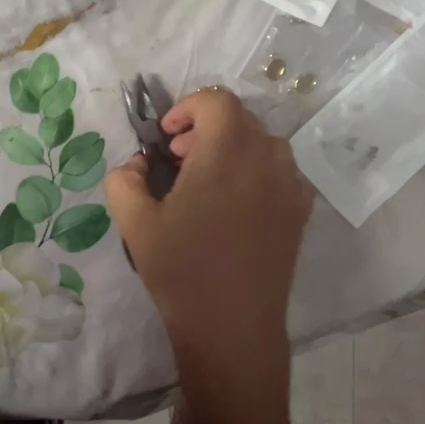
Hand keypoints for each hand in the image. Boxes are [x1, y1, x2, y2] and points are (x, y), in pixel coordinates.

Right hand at [104, 88, 312, 347]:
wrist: (232, 322)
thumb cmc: (180, 268)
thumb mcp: (134, 223)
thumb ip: (124, 180)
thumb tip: (137, 164)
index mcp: (226, 154)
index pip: (216, 101)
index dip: (186, 108)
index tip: (163, 138)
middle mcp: (267, 159)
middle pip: (240, 119)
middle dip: (204, 128)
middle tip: (175, 160)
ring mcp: (291, 185)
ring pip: (261, 143)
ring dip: (229, 148)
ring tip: (202, 182)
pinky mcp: (300, 210)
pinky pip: (278, 170)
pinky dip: (251, 170)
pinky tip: (229, 206)